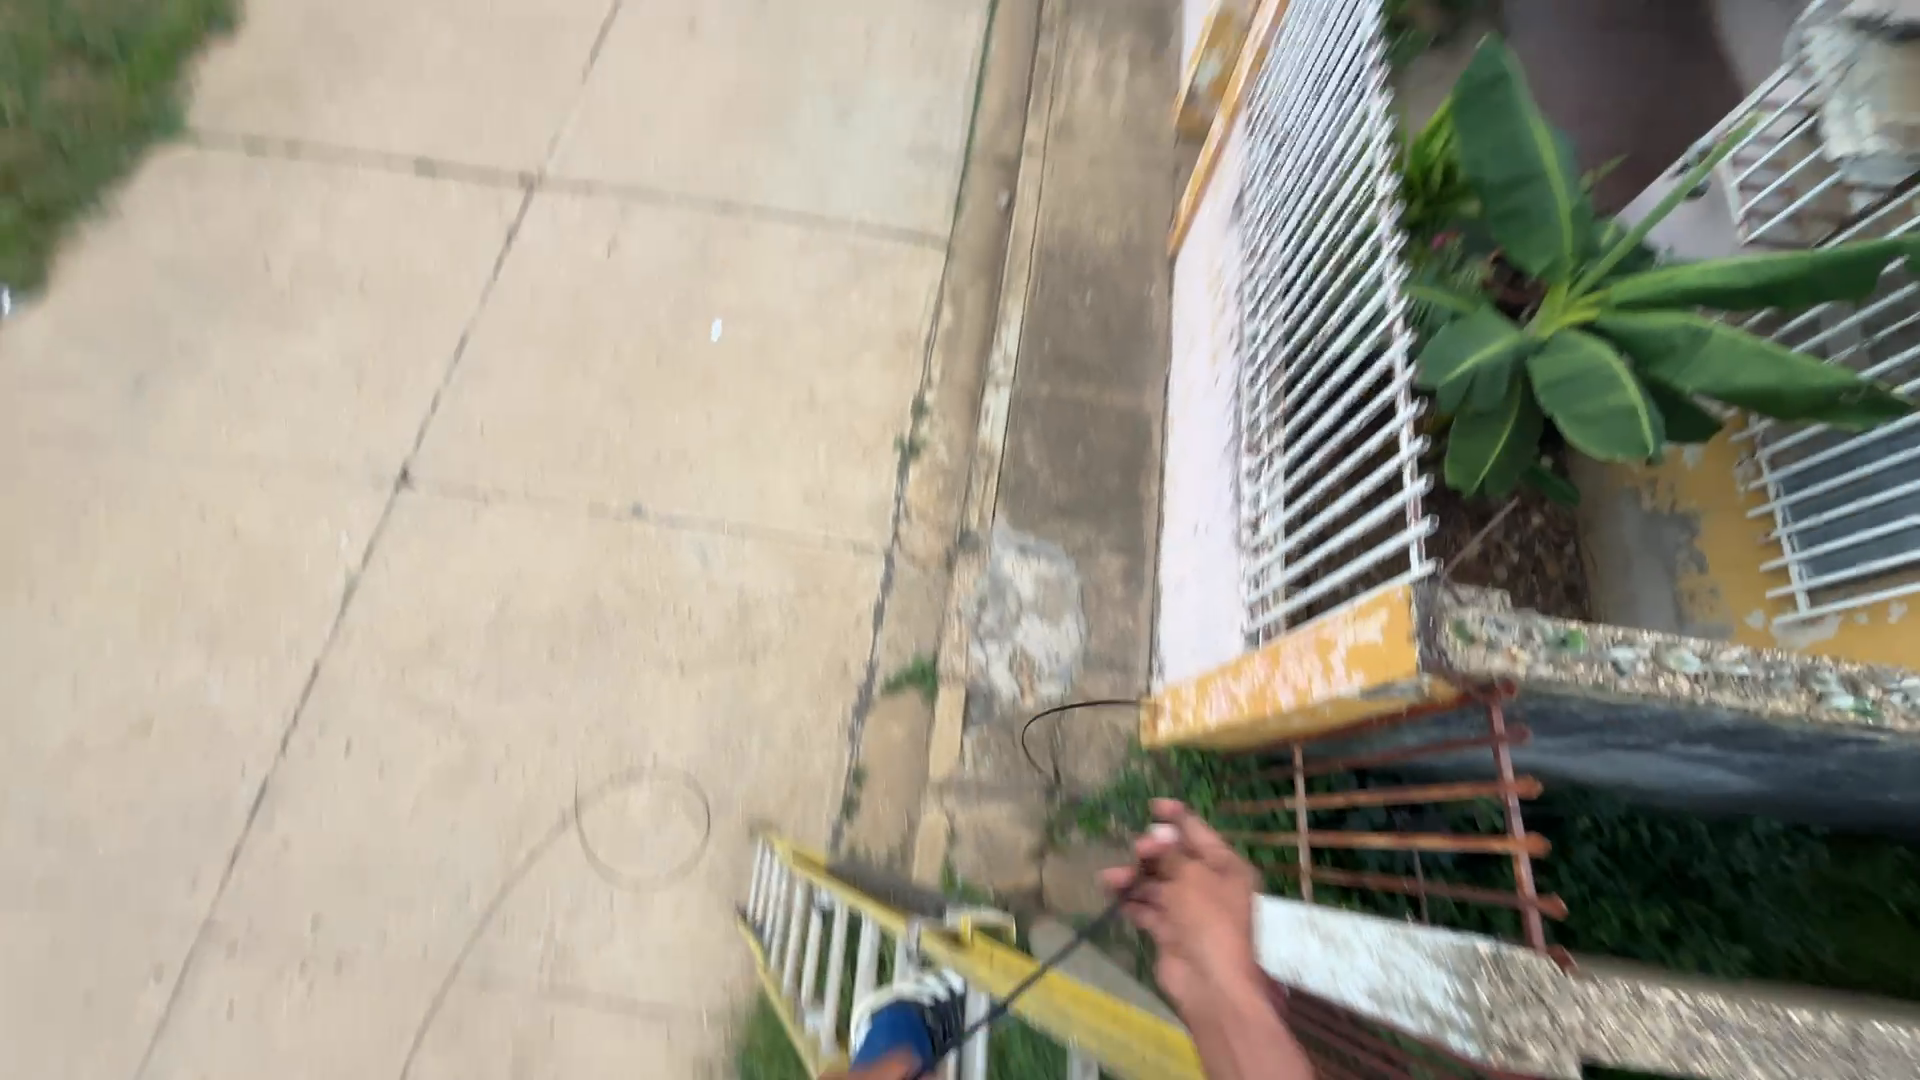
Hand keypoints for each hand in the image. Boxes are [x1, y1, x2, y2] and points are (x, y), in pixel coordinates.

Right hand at [1099, 799, 1263, 1019]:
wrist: (1211, 984)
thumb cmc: (1209, 920)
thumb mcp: (1190, 876)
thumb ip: (1170, 853)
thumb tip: (1156, 836)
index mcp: (1225, 866)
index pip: (1198, 832)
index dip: (1176, 816)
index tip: (1152, 805)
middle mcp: (1209, 885)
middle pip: (1173, 858)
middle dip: (1150, 853)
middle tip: (1136, 852)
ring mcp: (1189, 910)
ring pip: (1156, 884)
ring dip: (1133, 878)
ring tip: (1110, 879)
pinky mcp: (1171, 932)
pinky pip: (1148, 909)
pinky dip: (1132, 902)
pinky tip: (1115, 897)